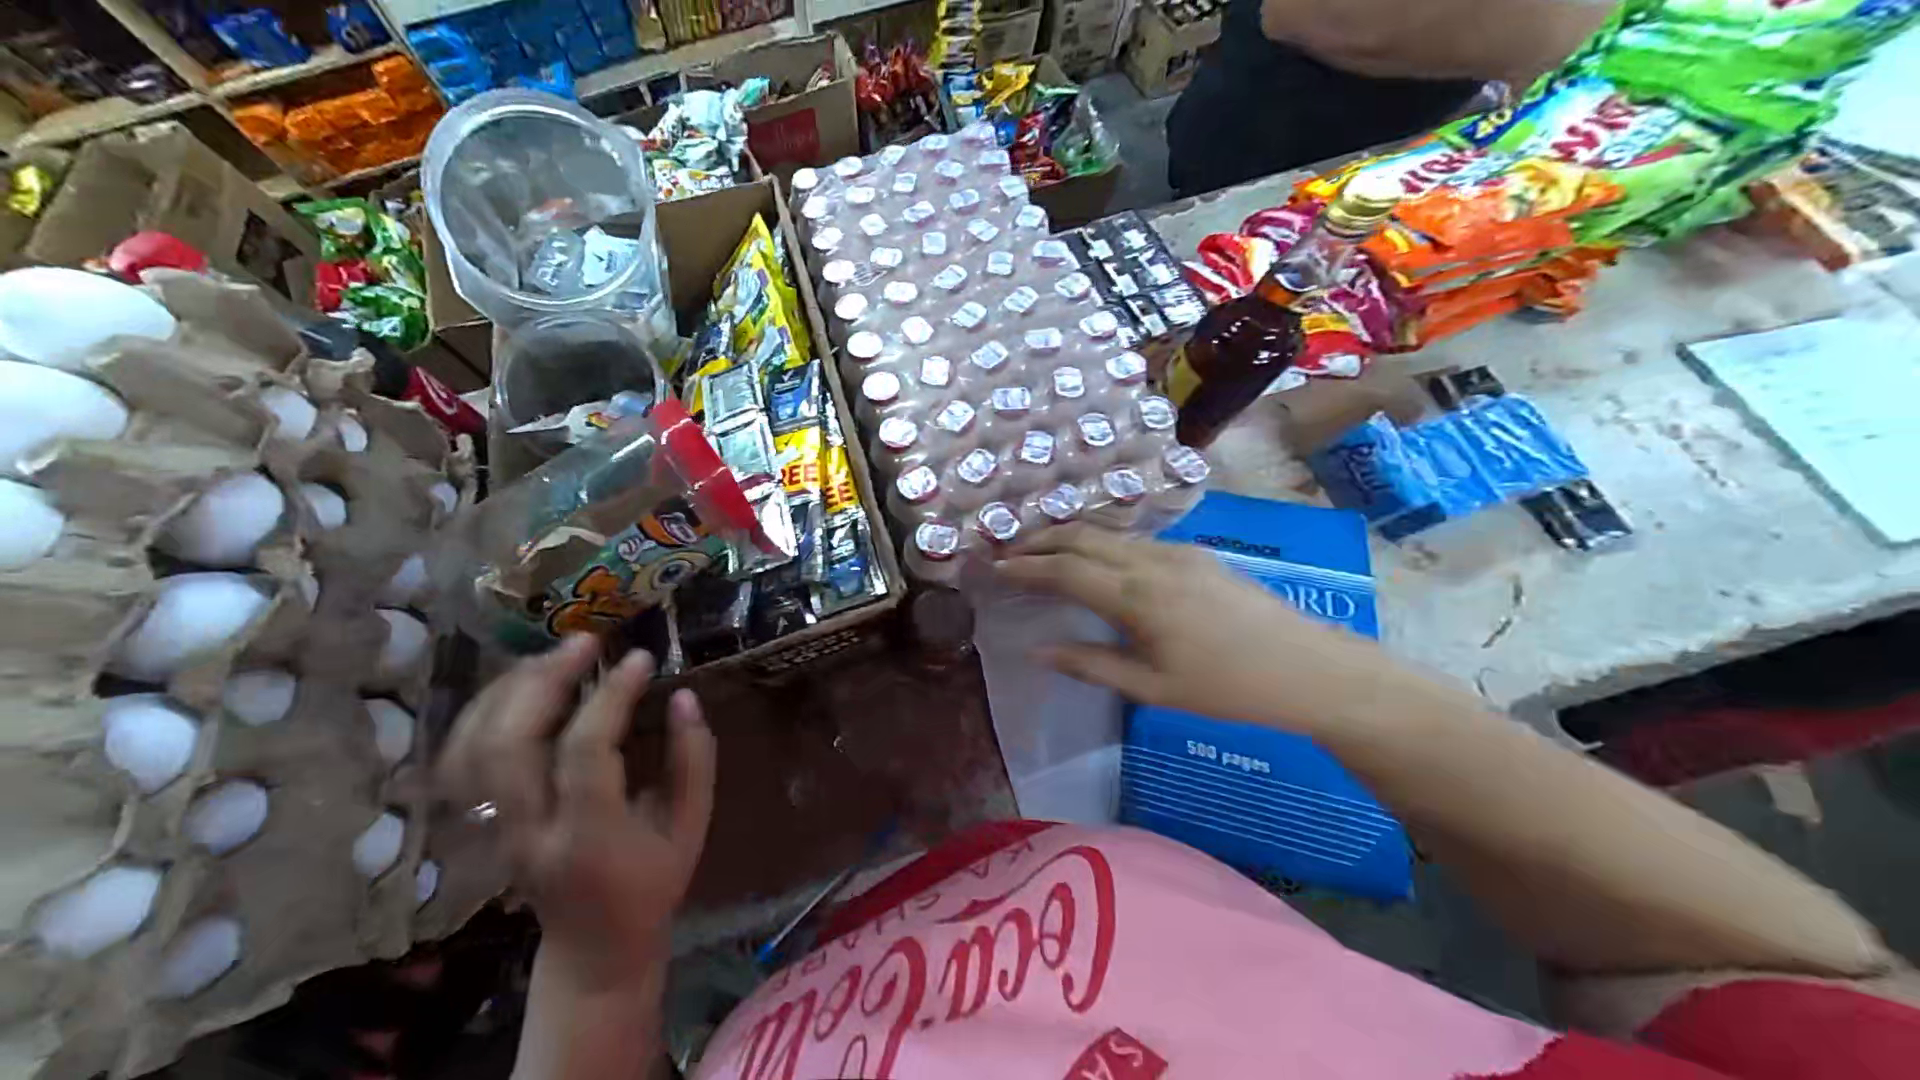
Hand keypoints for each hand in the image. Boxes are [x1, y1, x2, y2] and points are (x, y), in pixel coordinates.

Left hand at [438, 637, 714, 991]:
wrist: (593, 944)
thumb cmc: (652, 882)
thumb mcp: (692, 825)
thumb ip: (694, 760)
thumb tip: (684, 696)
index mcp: (588, 838)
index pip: (584, 753)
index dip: (611, 697)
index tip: (641, 658)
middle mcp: (526, 833)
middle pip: (508, 744)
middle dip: (544, 680)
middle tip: (586, 642)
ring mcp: (493, 829)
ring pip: (473, 747)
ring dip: (510, 688)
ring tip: (554, 654)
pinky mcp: (480, 822)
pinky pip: (462, 758)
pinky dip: (486, 710)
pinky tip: (521, 683)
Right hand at [994, 524, 1397, 735]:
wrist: (1309, 668)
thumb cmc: (1227, 690)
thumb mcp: (1152, 689)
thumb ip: (1090, 665)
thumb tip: (1037, 650)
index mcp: (1137, 598)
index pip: (1064, 572)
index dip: (1025, 567)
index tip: (994, 566)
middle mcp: (1152, 562)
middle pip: (1081, 538)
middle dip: (1039, 541)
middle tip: (1008, 551)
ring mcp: (1177, 552)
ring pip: (1108, 534)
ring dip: (1069, 539)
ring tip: (1042, 553)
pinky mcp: (1196, 553)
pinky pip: (1134, 540)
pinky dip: (1100, 544)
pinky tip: (1096, 561)